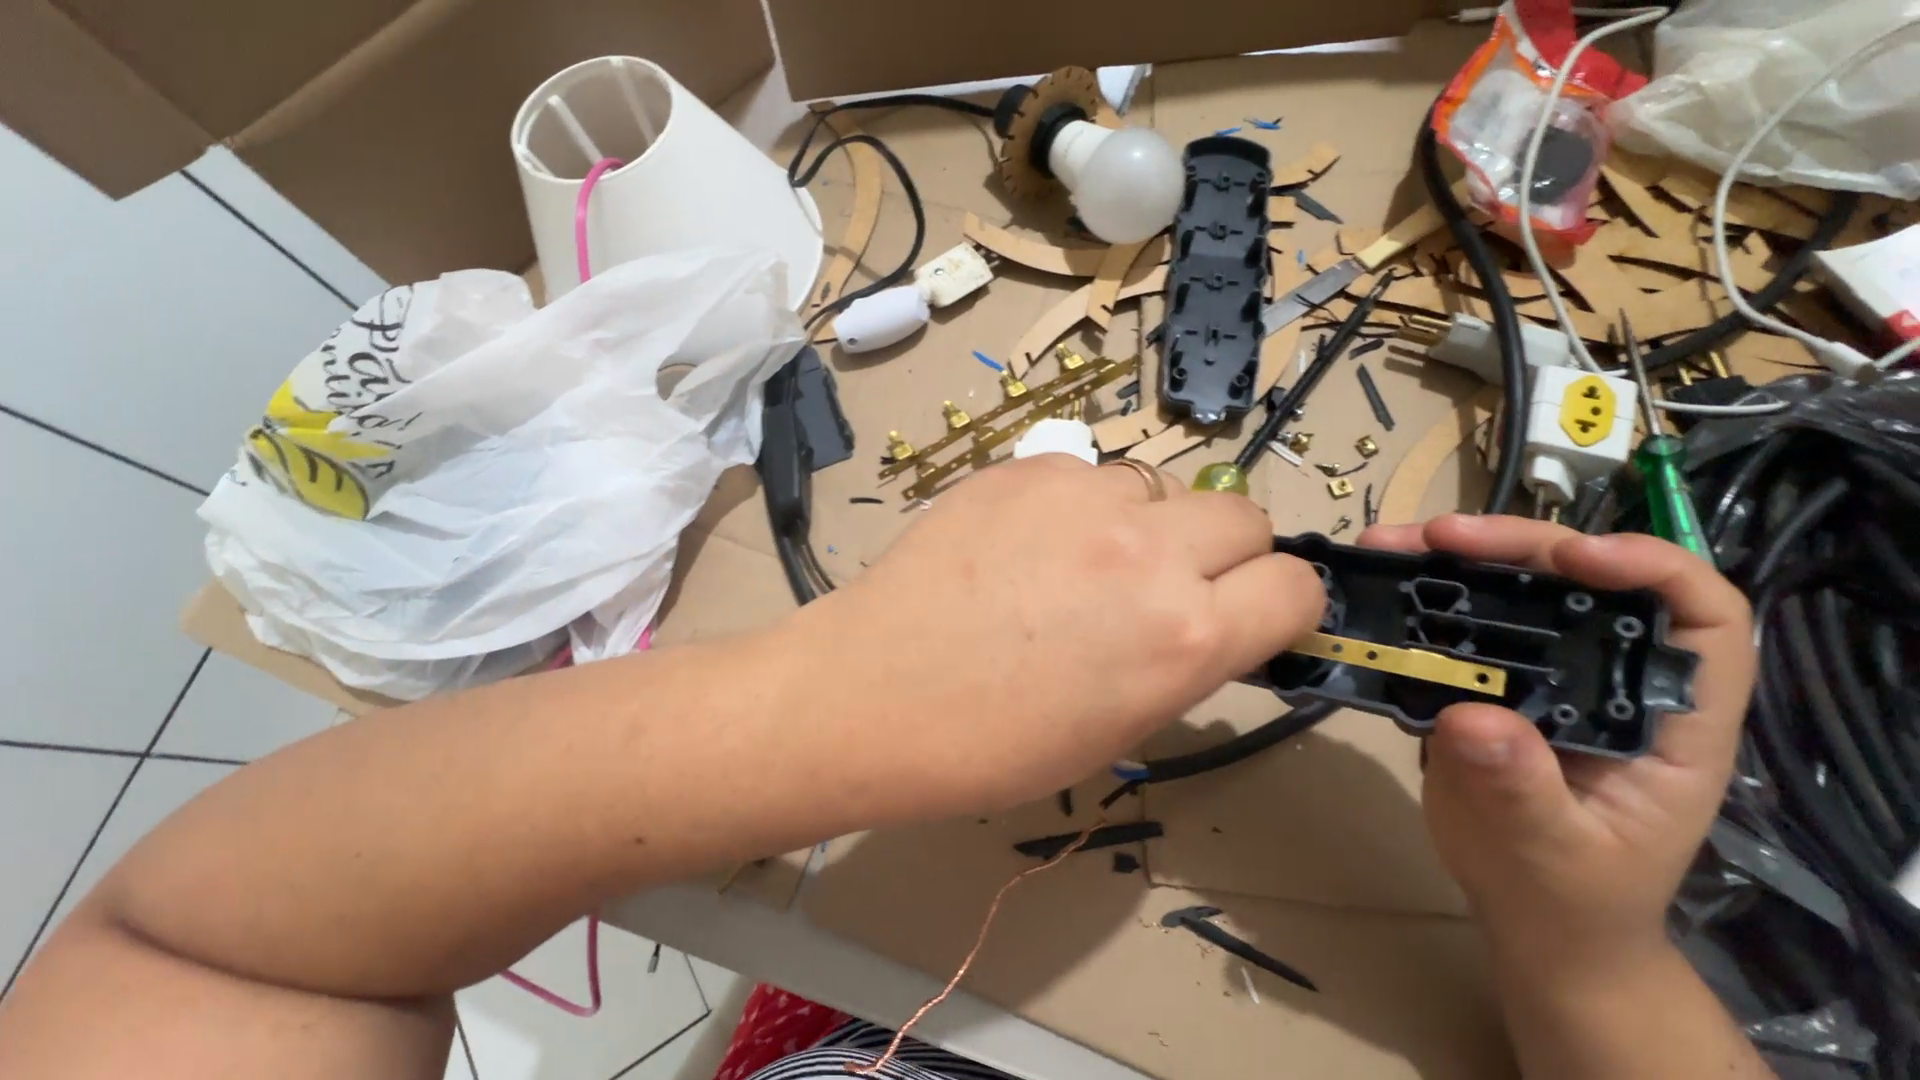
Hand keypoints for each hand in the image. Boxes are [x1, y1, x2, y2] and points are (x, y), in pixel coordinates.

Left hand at [781, 455, 1324, 821]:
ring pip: (1160, 489)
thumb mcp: (1118, 728)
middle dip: (1223, 555)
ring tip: (1077, 565)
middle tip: (1166, 586)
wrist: (872, 694)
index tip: (1251, 616)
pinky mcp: (1027, 466)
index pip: (1296, 587)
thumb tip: (1215, 618)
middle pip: (1245, 516)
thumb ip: (1186, 660)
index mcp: (1186, 637)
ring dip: (1144, 524)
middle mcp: (1151, 552)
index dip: (1281, 605)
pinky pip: (1088, 475)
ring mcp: (1085, 497)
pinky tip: (1024, 545)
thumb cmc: (993, 745)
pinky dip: (1078, 506)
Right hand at [1359, 515, 1754, 976]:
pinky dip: (1419, 595)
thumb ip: (1521, 787)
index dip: (1653, 568)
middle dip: (1518, 545)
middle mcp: (1614, 677)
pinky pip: (1460, 622)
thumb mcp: (1551, 850)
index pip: (1700, 617)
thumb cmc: (1569, 893)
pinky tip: (1377, 581)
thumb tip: (1469, 715)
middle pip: (1586, 579)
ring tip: (1386, 543)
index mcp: (1670, 717)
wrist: (1530, 914)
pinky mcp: (1489, 681)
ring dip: (1454, 558)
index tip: (1575, 558)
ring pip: (1516, 588)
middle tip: (1440, 536)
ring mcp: (1548, 674)